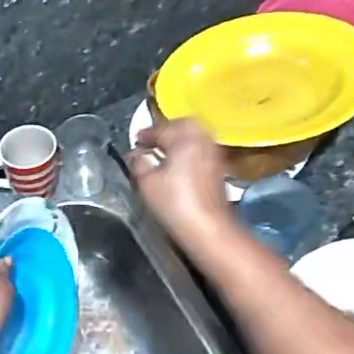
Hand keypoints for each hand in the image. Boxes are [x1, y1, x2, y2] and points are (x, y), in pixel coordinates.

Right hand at [127, 119, 234, 245]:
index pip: (161, 129)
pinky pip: (201, 149)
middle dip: (167, 130)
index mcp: (184, 139)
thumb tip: (135, 154)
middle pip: (184, 125)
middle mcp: (202, 141)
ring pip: (195, 136)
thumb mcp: (147, 183)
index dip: (145, 135)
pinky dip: (189, 150)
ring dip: (179, 139)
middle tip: (152, 141)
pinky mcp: (218, 169)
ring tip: (164, 152)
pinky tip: (179, 164)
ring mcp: (213, 154)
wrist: (207, 228)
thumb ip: (139, 163)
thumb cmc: (174, 204)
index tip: (135, 141)